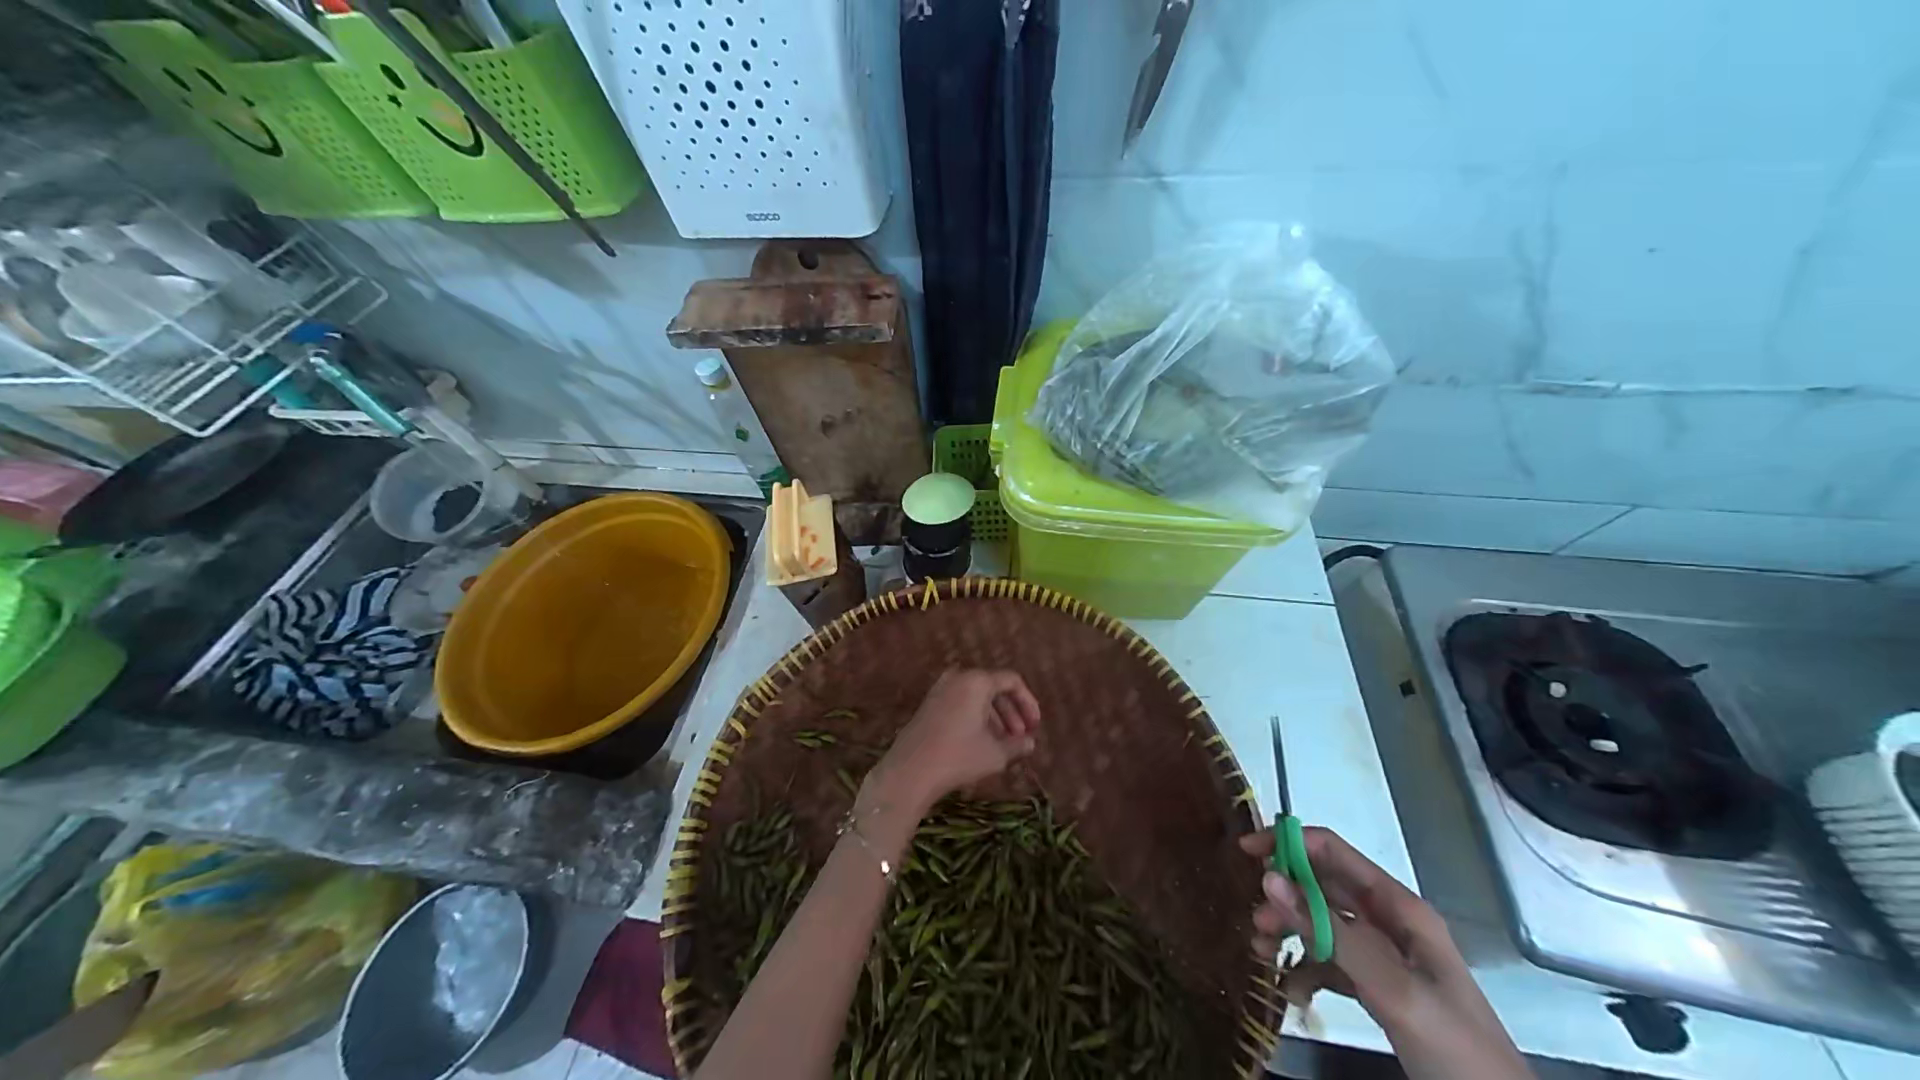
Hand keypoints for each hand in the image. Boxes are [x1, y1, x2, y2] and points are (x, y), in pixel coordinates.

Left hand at [863, 669, 1040, 812]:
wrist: (910, 771)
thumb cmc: (958, 756)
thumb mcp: (995, 753)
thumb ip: (1017, 745)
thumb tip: (1030, 742)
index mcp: (977, 681)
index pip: (1012, 681)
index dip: (1028, 703)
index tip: (1035, 726)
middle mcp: (958, 678)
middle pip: (994, 688)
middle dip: (1012, 713)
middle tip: (1021, 737)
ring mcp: (940, 690)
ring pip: (976, 698)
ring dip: (995, 718)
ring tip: (1005, 745)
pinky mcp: (928, 705)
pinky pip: (960, 705)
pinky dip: (976, 719)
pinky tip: (982, 743)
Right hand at [1239, 827, 1532, 1079]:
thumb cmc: (1453, 1044)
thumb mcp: (1391, 987)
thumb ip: (1330, 932)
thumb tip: (1269, 877)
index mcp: (1399, 908)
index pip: (1333, 852)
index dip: (1288, 843)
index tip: (1245, 853)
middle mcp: (1388, 922)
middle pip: (1322, 887)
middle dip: (1283, 897)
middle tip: (1255, 923)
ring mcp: (1384, 955)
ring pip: (1321, 924)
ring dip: (1289, 933)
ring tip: (1262, 954)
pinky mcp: (1378, 987)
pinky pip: (1330, 962)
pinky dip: (1306, 969)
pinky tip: (1291, 990)